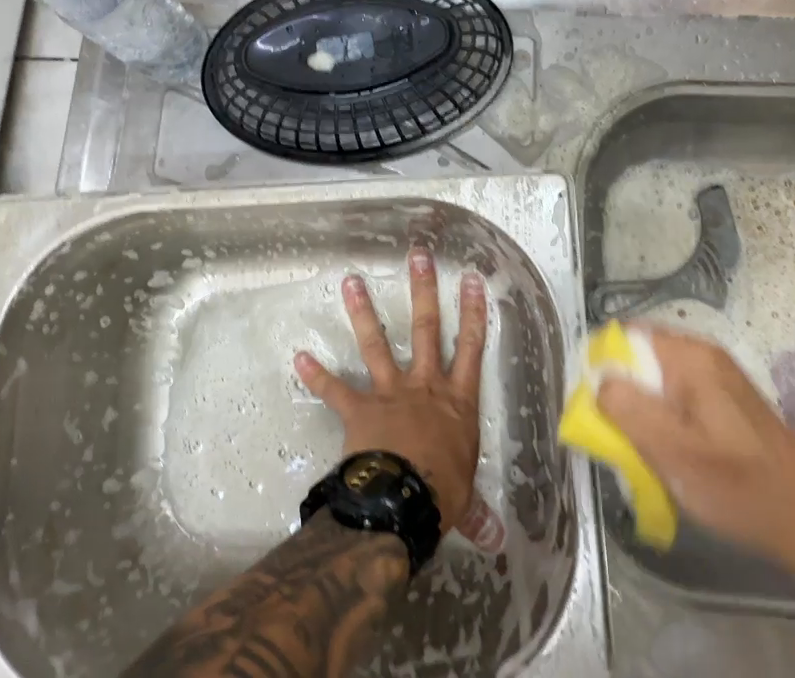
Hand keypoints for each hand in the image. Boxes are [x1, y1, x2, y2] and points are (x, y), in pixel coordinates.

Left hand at [294, 246, 485, 535]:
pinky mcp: (358, 409)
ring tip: (352, 281)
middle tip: (417, 255)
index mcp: (457, 401)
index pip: (471, 348)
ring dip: (364, 312)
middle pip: (428, 329)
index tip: (472, 279)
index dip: (473, 313)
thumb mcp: (466, 497)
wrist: (402, 502)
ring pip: (377, 344)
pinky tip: (298, 357)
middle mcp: (425, 387)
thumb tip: (496, 540)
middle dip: (423, 290)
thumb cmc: (442, 494)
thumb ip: (478, 510)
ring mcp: (390, 393)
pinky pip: (335, 389)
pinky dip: (316, 374)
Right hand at [597, 326, 794, 556]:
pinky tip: (667, 456)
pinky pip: (677, 400)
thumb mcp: (671, 451)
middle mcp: (705, 356)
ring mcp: (718, 379)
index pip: (625, 335)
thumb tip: (596, 378)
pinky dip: (663, 422)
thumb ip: (626, 408)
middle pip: (639, 358)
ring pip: (656, 382)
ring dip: (640, 413)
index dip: (600, 365)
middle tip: (613, 436)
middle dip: (619, 393)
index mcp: (691, 357)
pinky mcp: (726, 404)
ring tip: (638, 451)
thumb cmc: (737, 486)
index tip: (591, 405)